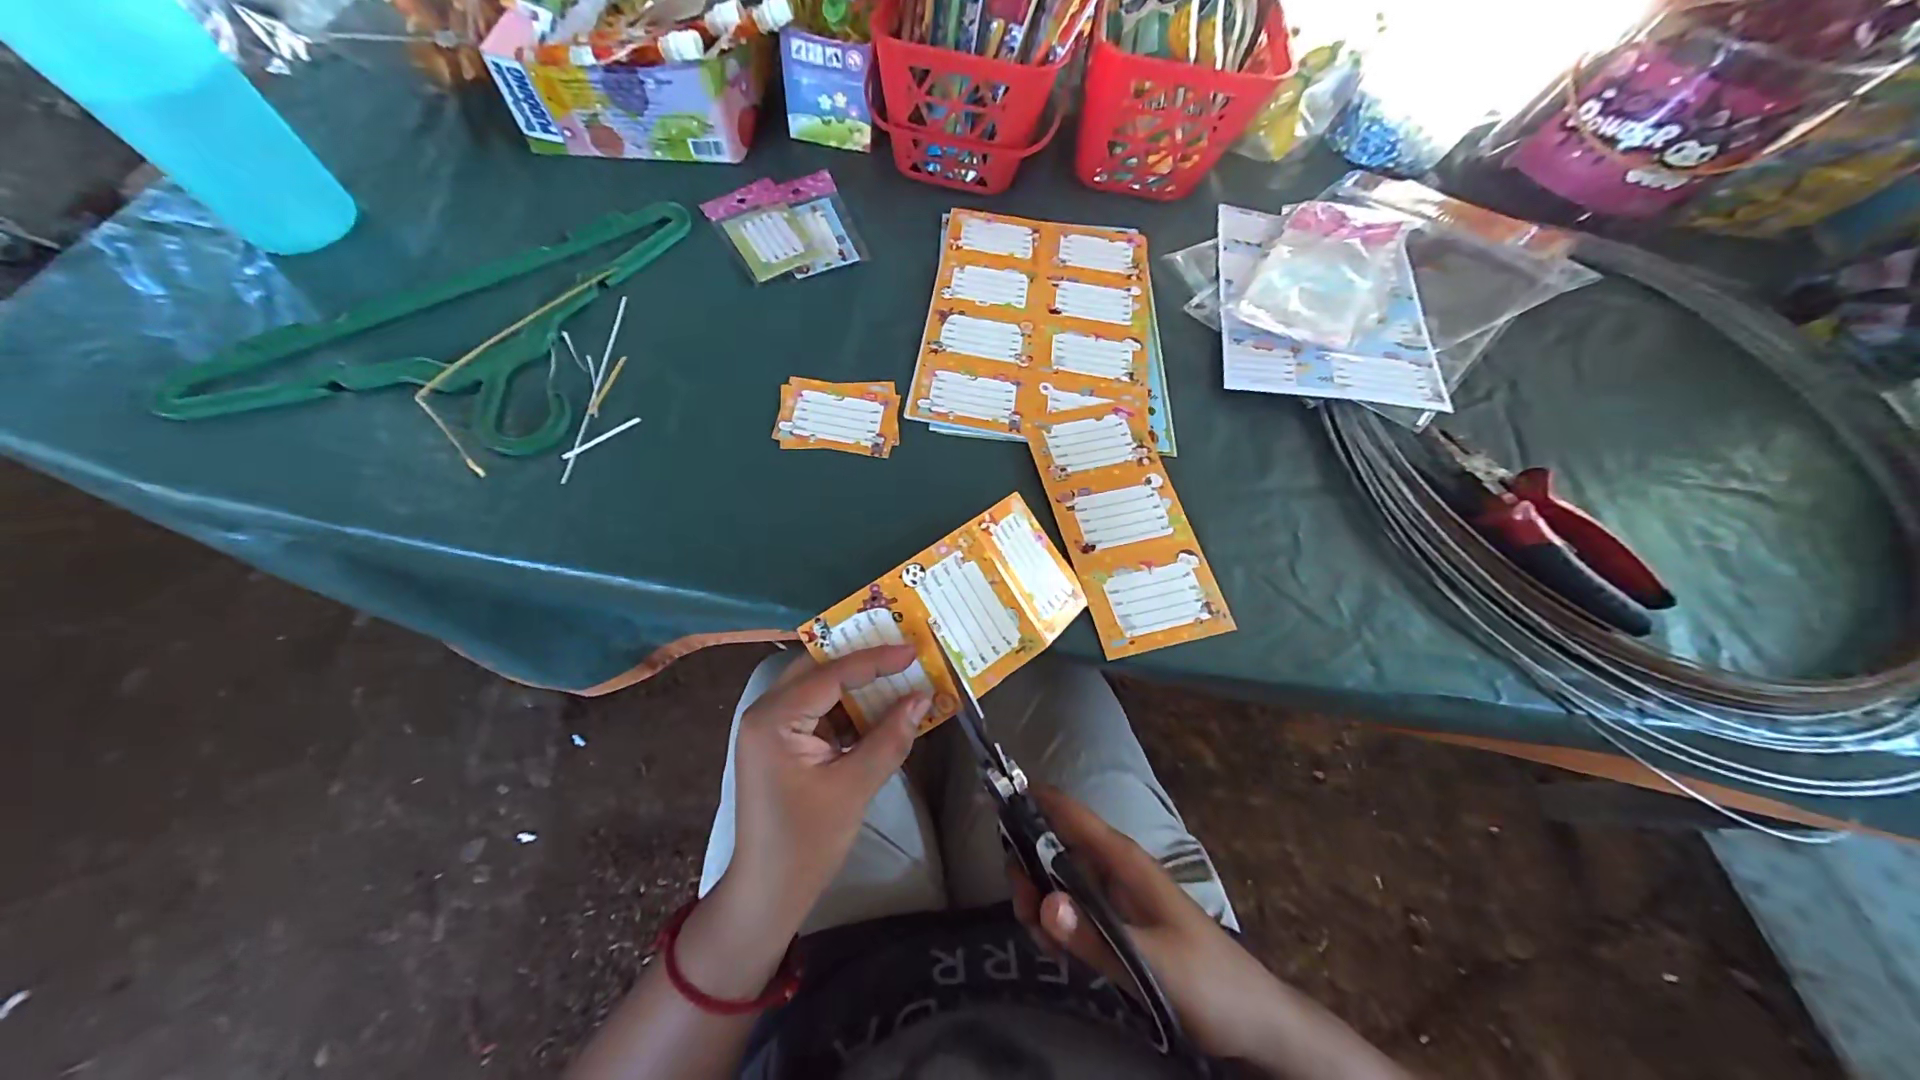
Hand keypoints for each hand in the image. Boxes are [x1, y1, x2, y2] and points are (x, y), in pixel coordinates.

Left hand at [723, 645, 930, 934]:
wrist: (768, 892)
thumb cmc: (806, 841)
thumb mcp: (854, 787)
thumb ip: (889, 737)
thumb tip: (922, 697)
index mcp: (773, 719)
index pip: (830, 674)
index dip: (875, 659)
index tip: (913, 650)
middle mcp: (766, 713)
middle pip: (818, 670)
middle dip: (862, 661)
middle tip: (904, 654)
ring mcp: (771, 728)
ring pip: (819, 688)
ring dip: (857, 684)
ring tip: (898, 675)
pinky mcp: (781, 744)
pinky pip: (818, 712)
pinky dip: (848, 708)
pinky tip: (879, 709)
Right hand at [1010, 787, 1290, 1063]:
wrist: (1254, 1019)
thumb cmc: (1208, 982)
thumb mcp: (1150, 964)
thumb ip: (1094, 937)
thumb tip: (1043, 903)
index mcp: (1125, 862)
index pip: (1072, 815)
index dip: (1034, 800)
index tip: (996, 802)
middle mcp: (1115, 870)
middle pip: (1055, 847)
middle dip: (1028, 869)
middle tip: (1024, 910)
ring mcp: (1114, 897)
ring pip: (1058, 880)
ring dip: (1039, 902)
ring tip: (1043, 941)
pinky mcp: (1115, 924)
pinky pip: (1071, 910)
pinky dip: (1055, 924)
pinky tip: (1058, 952)